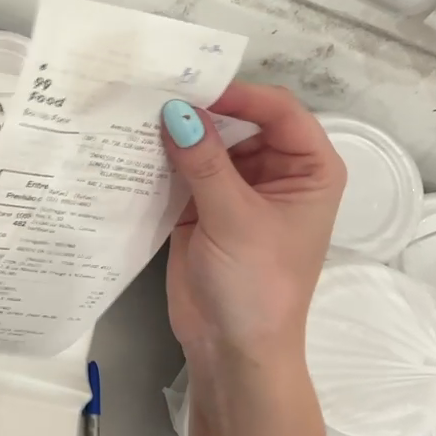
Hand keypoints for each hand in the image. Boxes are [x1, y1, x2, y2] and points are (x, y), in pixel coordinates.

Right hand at [160, 83, 344, 369]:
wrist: (232, 347)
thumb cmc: (256, 283)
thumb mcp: (234, 218)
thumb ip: (205, 162)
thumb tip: (174, 110)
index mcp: (307, 168)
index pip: (277, 112)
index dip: (238, 96)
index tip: (189, 88)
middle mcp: (273, 172)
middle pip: (237, 124)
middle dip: (199, 112)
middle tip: (150, 95)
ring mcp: (233, 191)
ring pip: (204, 147)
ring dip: (174, 137)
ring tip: (132, 117)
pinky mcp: (199, 210)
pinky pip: (180, 174)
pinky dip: (158, 164)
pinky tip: (127, 150)